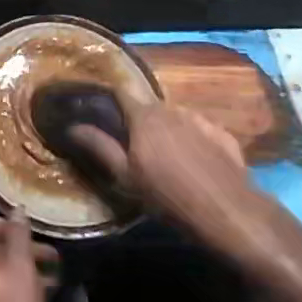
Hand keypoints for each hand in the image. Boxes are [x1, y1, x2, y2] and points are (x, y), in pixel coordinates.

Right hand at [63, 98, 269, 256]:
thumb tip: (73, 125)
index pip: (122, 90)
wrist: (228, 211)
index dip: (110, 96)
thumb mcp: (125, 176)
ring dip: (165, 128)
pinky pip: (198, 129)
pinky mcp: (223, 134)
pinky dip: (191, 138)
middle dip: (137, 118)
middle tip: (131, 142)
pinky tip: (192, 159)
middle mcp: (171, 109)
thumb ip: (99, 146)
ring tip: (163, 154)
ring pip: (174, 117)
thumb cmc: (167, 194)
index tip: (99, 107)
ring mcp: (200, 120)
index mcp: (144, 116)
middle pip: (148, 105)